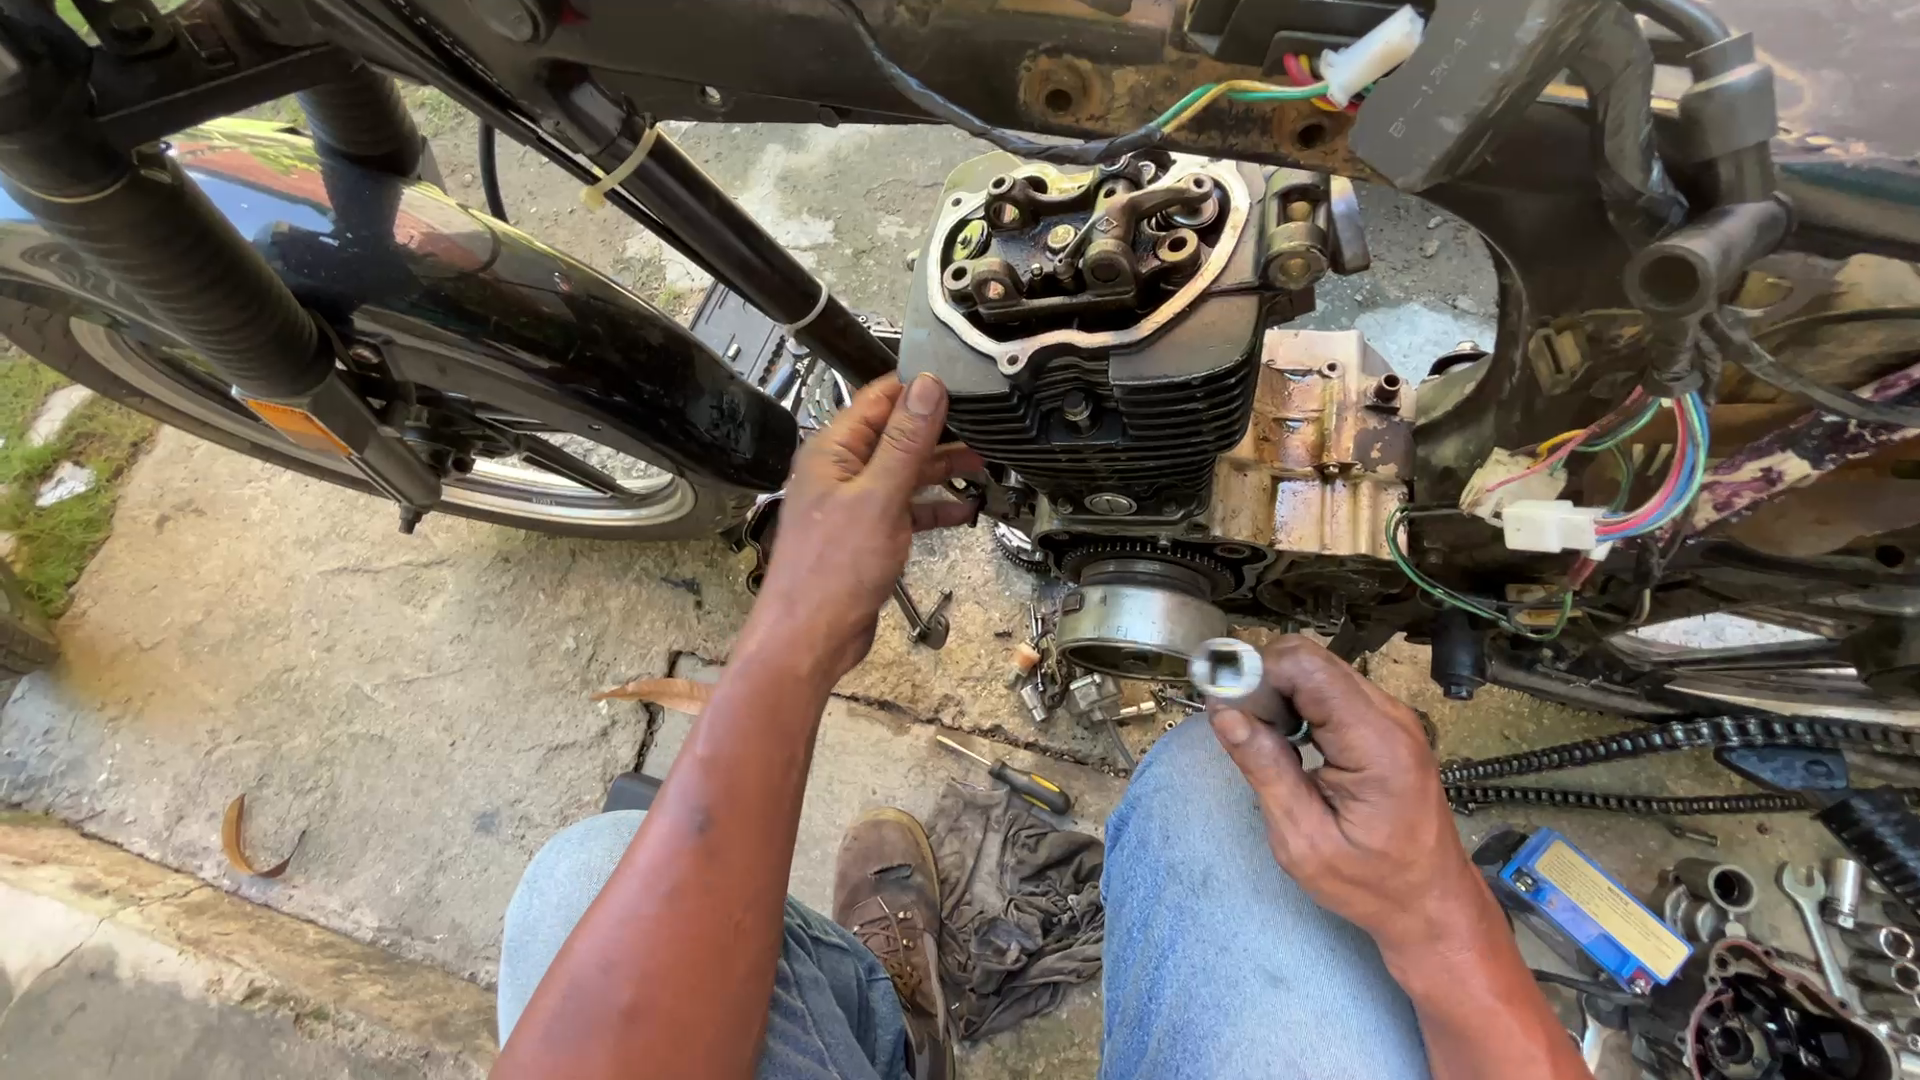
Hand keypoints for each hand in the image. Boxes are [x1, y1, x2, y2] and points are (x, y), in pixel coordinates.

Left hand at [751, 373, 983, 680]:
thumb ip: (905, 442)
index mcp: (833, 451)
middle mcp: (843, 472)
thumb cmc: (833, 570)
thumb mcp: (878, 497)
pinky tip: (964, 508)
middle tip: (984, 421)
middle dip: (939, 429)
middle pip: (897, 436)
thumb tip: (926, 386)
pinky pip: (907, 510)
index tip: (960, 378)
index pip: (878, 400)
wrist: (811, 638)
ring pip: (905, 473)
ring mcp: (856, 504)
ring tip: (986, 459)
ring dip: (942, 467)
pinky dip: (934, 508)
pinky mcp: (869, 534)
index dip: (917, 386)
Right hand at [1208, 636, 1491, 960]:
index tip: (1229, 709)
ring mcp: (1390, 715)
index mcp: (1375, 744)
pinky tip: (1288, 739)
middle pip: (1308, 657)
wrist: (1434, 905)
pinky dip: (1295, 700)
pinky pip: (1327, 686)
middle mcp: (1389, 716)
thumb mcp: (1304, 841)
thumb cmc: (1372, 885)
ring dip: (1277, 690)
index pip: (1305, 667)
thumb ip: (1266, 770)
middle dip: (1263, 680)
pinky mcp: (1384, 721)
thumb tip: (1223, 713)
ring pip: (1315, 666)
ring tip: (1266, 739)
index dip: (1256, 675)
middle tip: (1243, 726)